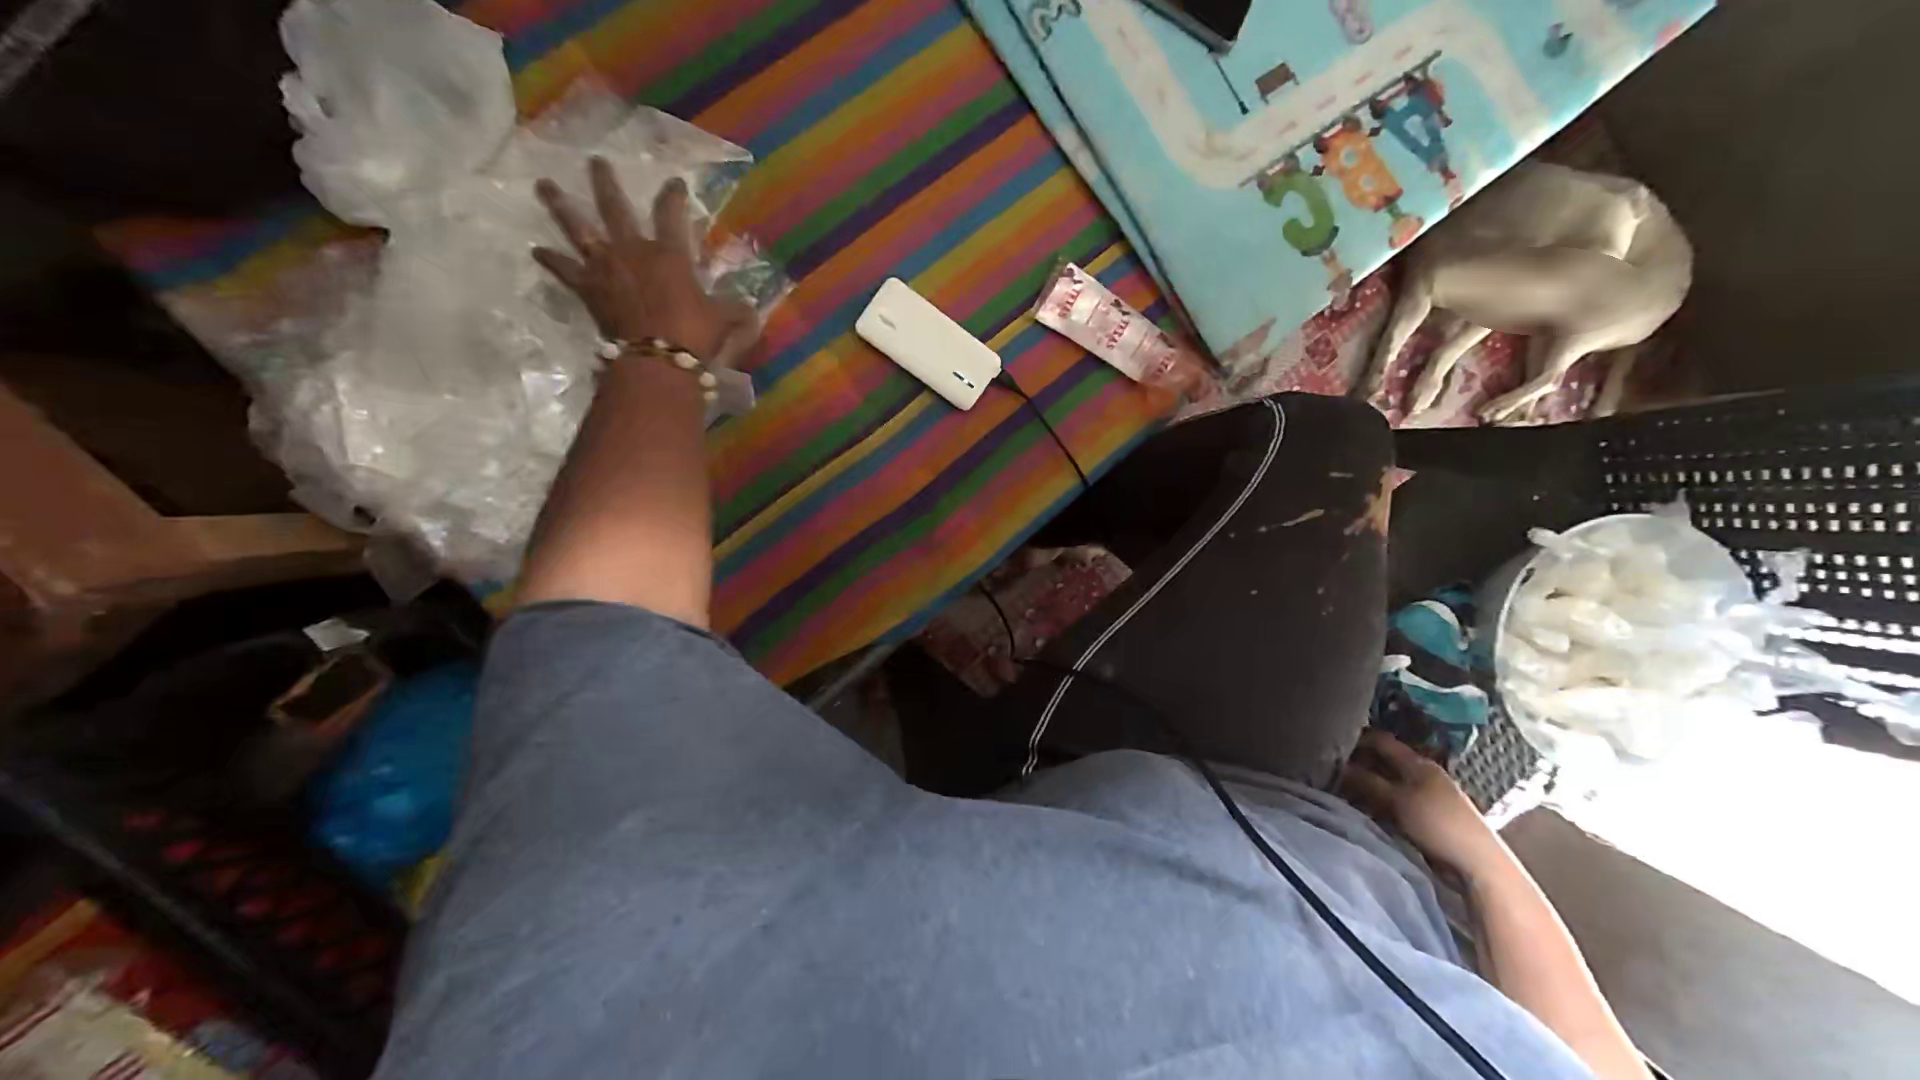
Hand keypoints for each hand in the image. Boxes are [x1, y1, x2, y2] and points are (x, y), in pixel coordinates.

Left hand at [532, 156, 747, 361]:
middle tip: (595, 161)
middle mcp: (633, 250)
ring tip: (543, 185)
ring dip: (560, 205)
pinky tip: (536, 250)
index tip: (674, 182)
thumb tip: (752, 310)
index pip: (671, 214)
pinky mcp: (587, 289)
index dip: (673, 196)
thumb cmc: (695, 336)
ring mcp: (606, 267)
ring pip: (578, 228)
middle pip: (614, 208)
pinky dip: (550, 261)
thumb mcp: (726, 321)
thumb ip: (736, 310)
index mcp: (670, 254)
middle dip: (605, 183)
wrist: (657, 360)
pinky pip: (564, 270)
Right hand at [1340, 730, 1502, 875]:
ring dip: (1366, 785)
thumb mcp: (1398, 800)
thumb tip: (1339, 766)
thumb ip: (1367, 781)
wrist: (1477, 864)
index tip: (1329, 741)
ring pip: (1385, 782)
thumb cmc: (1438, 823)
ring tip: (1338, 788)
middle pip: (1382, 761)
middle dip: (1357, 763)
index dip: (1357, 738)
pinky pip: (1391, 801)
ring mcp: (1424, 795)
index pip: (1381, 740)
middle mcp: (1421, 774)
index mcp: (1418, 763)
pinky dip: (1376, 802)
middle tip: (1328, 768)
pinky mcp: (1424, 815)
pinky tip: (1361, 807)